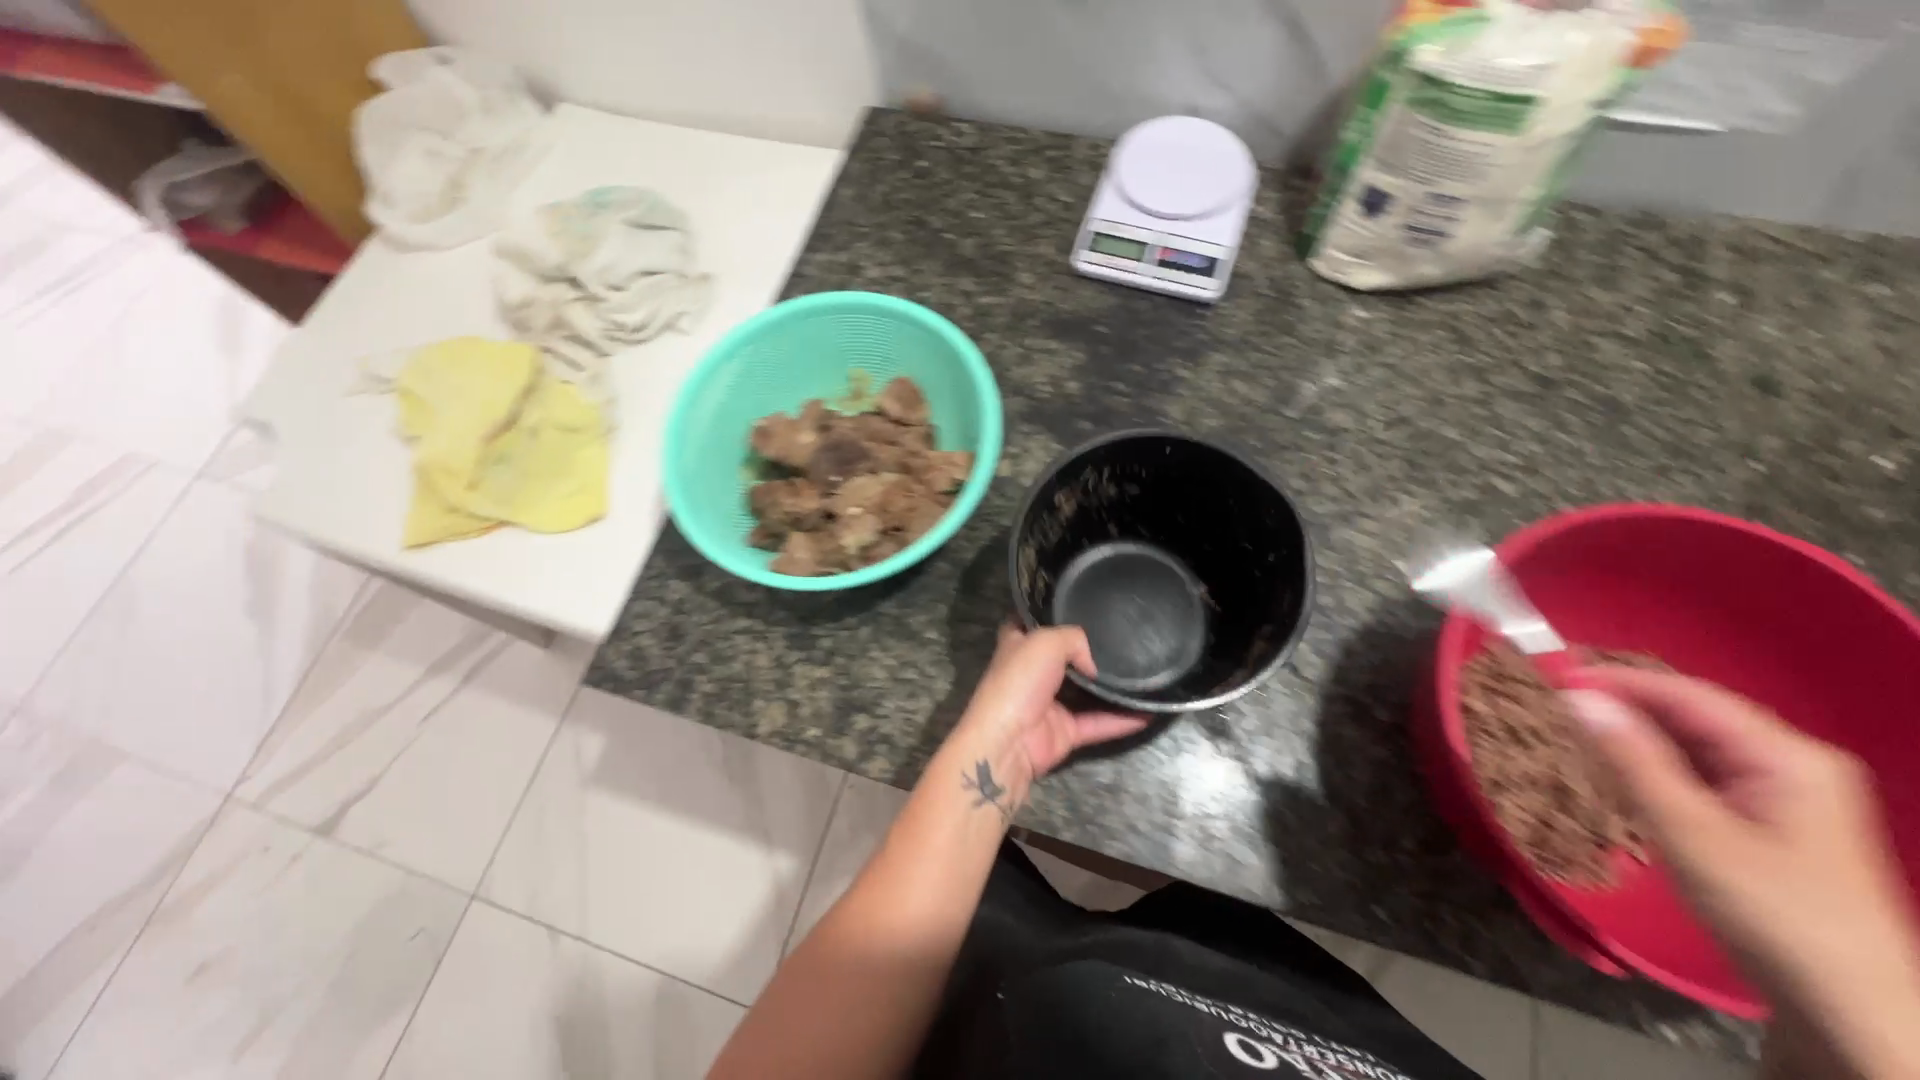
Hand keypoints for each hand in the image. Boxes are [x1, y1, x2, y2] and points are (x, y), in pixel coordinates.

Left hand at [945, 624, 1148, 811]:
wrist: (1007, 742)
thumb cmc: (1018, 681)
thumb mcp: (1045, 640)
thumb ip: (1075, 639)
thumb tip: (1093, 665)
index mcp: (1018, 644)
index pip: (1033, 621)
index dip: (1052, 611)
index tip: (1080, 602)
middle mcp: (1033, 672)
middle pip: (1064, 656)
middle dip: (1089, 649)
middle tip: (1124, 635)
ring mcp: (1049, 704)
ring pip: (1086, 691)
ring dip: (1111, 686)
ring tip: (1144, 670)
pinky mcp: (1064, 732)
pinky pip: (1099, 723)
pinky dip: (1122, 719)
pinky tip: (1149, 710)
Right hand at [1567, 669, 1919, 1078]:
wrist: (1848, 1005)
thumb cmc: (1771, 913)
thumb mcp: (1690, 832)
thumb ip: (1633, 760)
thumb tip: (1579, 699)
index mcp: (1787, 755)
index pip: (1688, 695)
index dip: (1620, 681)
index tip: (1555, 675)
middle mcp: (1793, 762)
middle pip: (1695, 717)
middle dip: (1626, 707)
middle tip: (1556, 702)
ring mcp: (1788, 794)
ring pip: (1698, 748)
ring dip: (1638, 739)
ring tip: (1574, 732)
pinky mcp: (1774, 822)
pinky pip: (1706, 776)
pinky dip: (1658, 769)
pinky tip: (1620, 774)